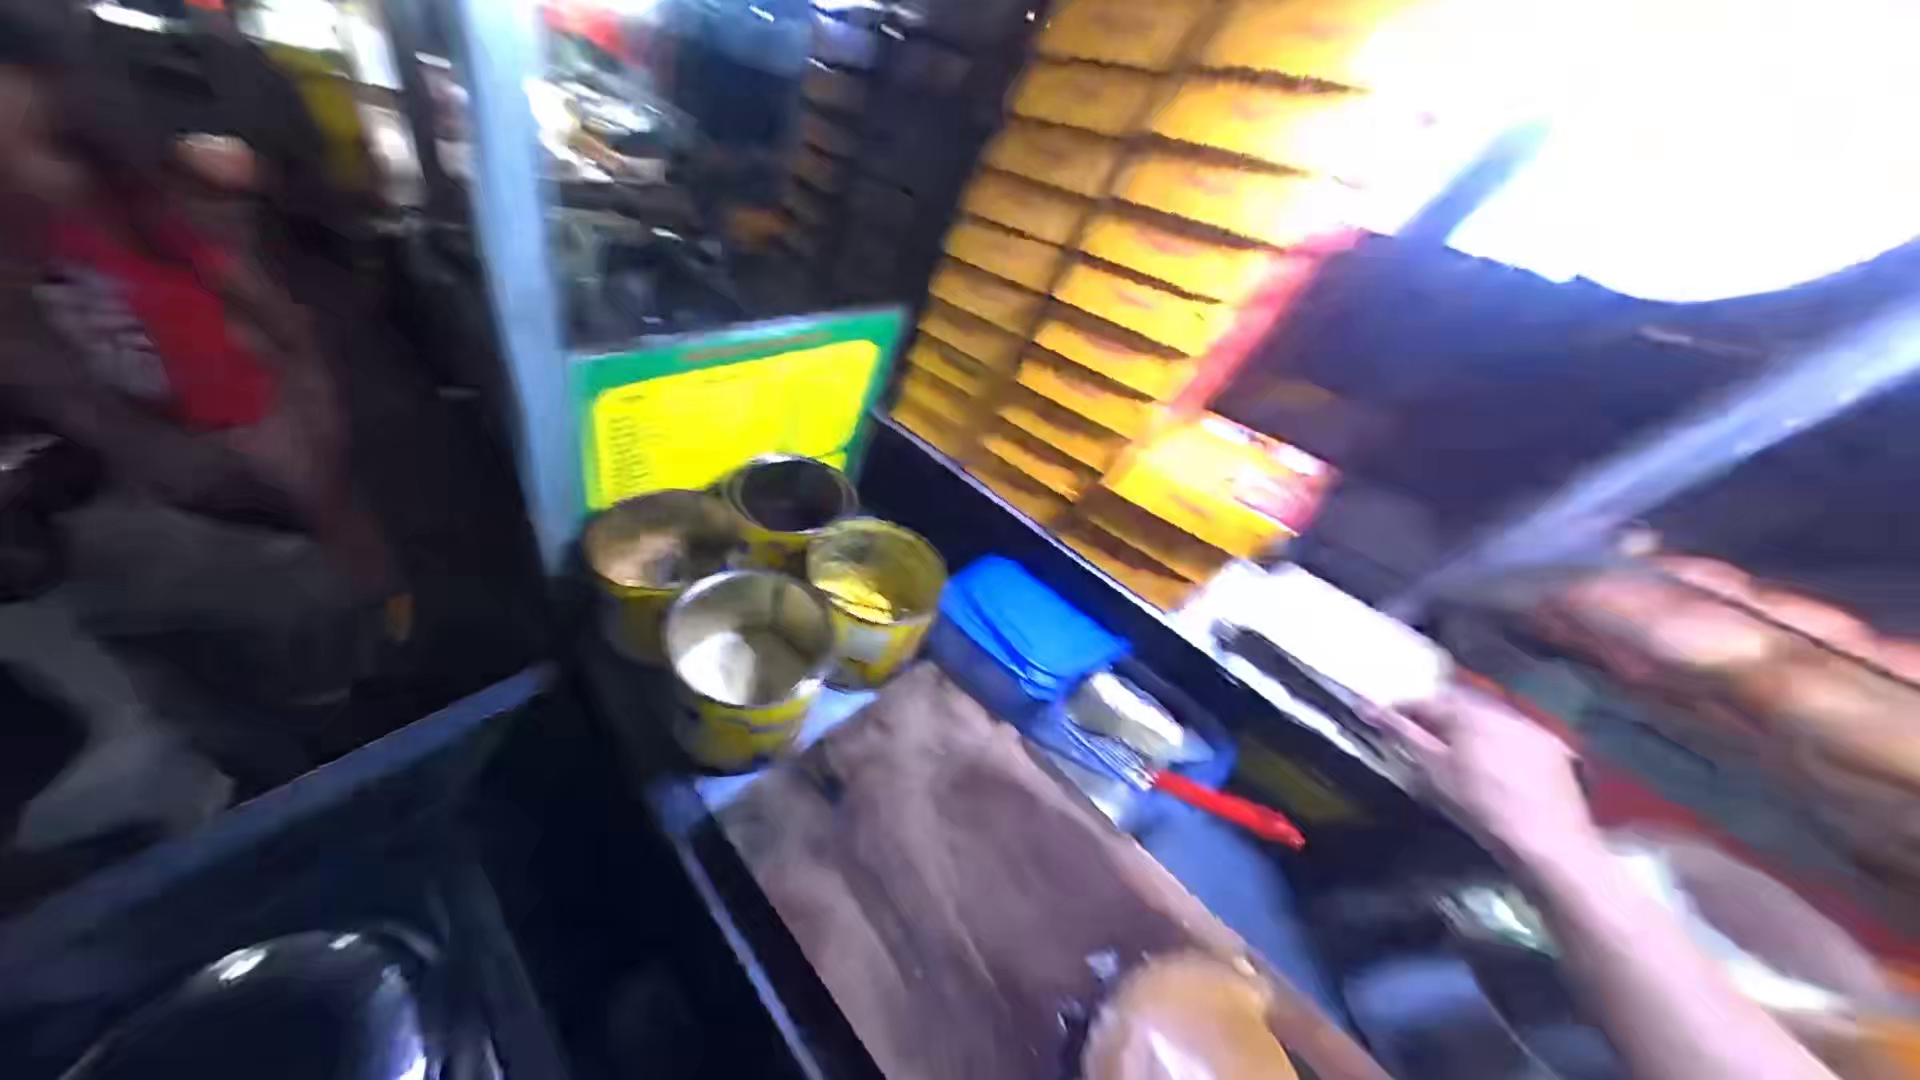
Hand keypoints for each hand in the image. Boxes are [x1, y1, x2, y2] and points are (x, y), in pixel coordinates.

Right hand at [1367, 684, 1601, 868]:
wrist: (1550, 847)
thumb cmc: (1478, 804)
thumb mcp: (1430, 767)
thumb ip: (1399, 732)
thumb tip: (1366, 707)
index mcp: (1469, 712)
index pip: (1422, 701)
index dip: (1399, 712)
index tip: (1385, 726)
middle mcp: (1503, 712)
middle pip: (1456, 706)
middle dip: (1434, 719)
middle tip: (1418, 742)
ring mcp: (1534, 731)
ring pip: (1485, 721)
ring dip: (1465, 730)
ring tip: (1453, 755)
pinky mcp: (1554, 753)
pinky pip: (1512, 736)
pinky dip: (1494, 743)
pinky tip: (1489, 767)